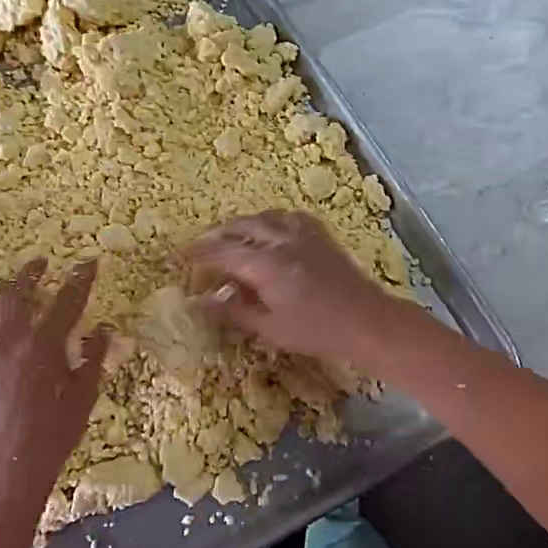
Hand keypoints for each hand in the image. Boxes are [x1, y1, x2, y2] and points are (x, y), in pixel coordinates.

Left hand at [0, 259, 106, 512]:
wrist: (3, 475)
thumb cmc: (51, 440)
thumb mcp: (83, 400)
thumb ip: (92, 360)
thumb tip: (103, 331)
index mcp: (42, 347)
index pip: (65, 302)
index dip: (79, 279)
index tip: (88, 262)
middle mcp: (8, 343)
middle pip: (15, 294)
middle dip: (29, 273)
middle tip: (40, 263)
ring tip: (8, 287)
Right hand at [185, 210, 439, 371]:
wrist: (367, 321)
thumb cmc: (316, 330)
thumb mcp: (269, 328)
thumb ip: (233, 310)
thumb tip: (200, 301)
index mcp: (265, 264)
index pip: (222, 252)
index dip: (199, 253)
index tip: (181, 256)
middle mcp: (280, 240)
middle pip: (239, 228)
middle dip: (216, 235)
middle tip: (201, 246)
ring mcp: (301, 233)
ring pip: (262, 217)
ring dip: (241, 224)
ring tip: (230, 234)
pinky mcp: (318, 233)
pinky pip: (288, 216)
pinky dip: (271, 220)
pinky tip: (270, 229)